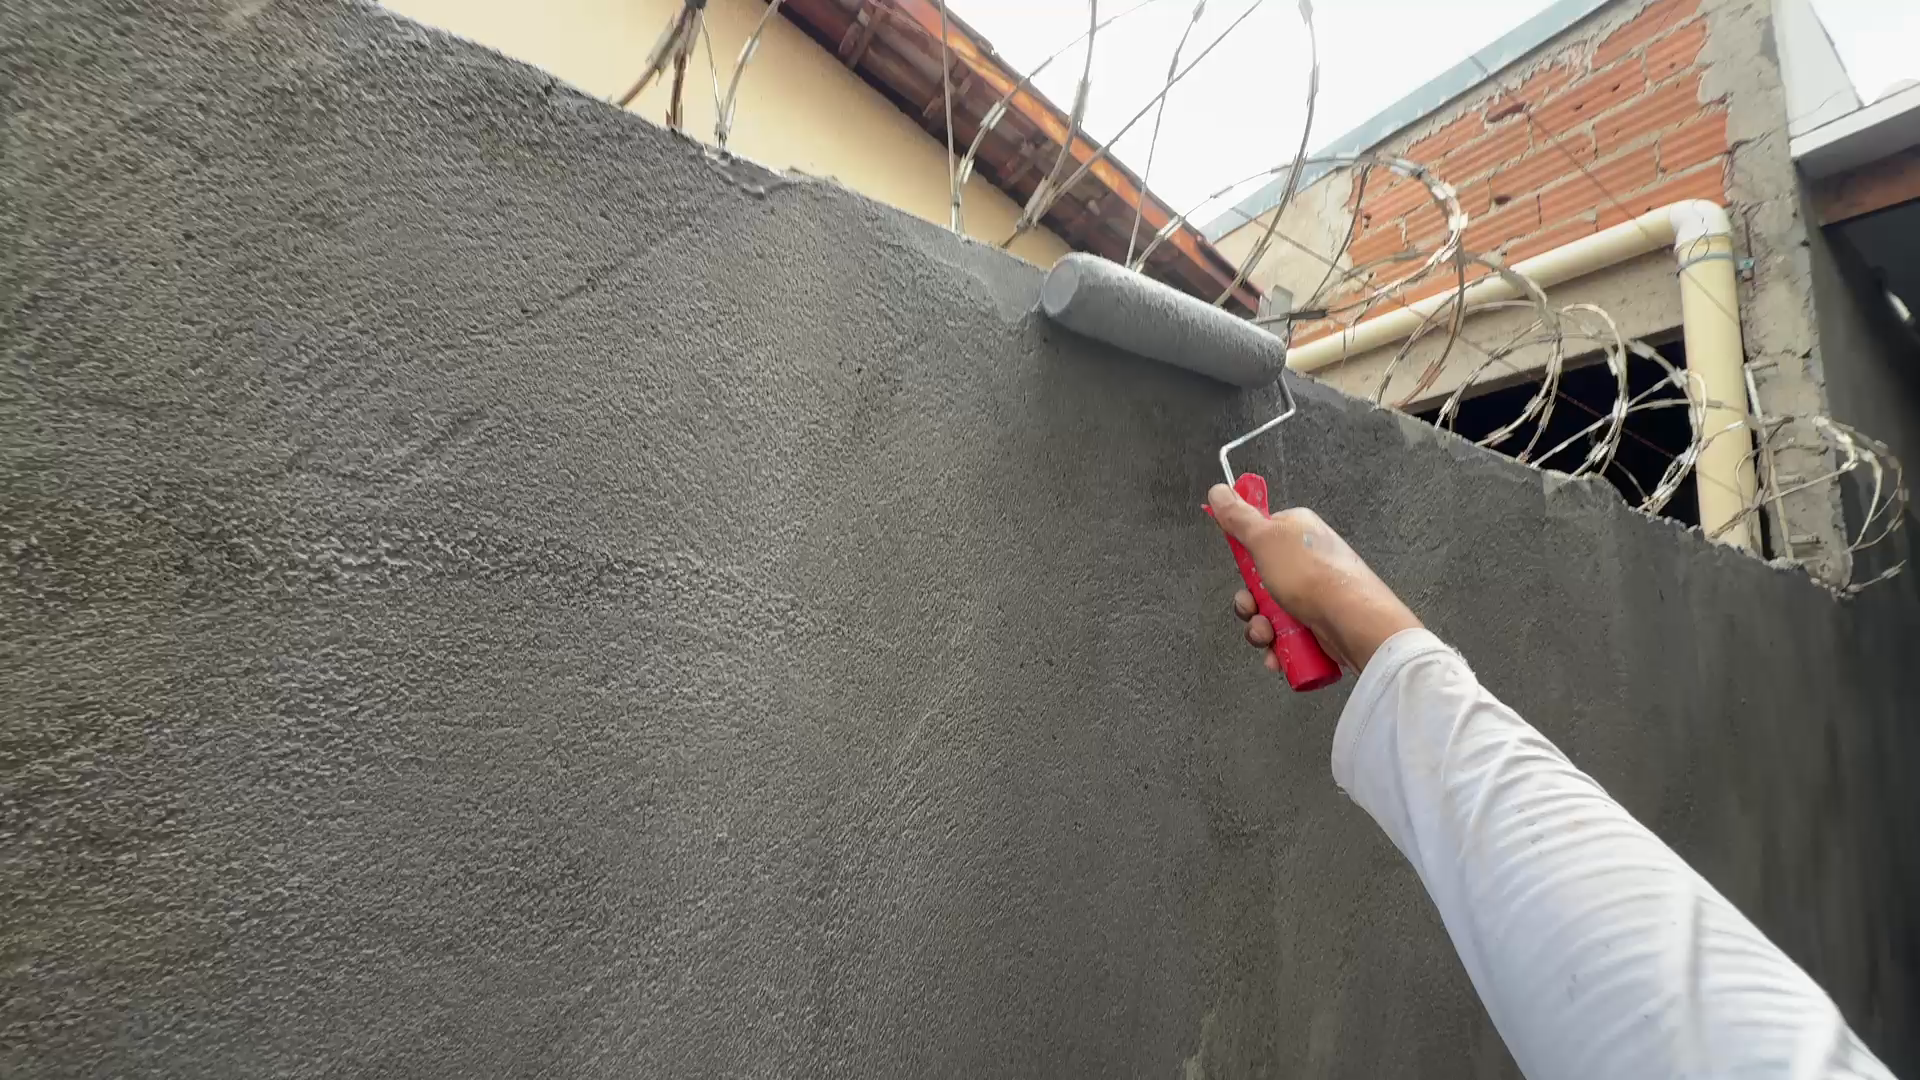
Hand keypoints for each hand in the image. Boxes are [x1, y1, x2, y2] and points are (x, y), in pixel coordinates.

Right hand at [1207, 484, 1421, 673]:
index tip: (1243, 567)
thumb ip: (1238, 517)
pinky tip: (1278, 651)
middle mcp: (1304, 559)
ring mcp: (1311, 591)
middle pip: (1256, 579)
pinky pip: (1283, 632)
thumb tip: (1219, 490)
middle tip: (1254, 607)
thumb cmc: (1314, 578)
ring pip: (1266, 610)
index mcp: (1295, 530)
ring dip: (1259, 628)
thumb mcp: (1265, 539)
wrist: (1354, 625)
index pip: (1256, 536)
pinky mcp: (1316, 621)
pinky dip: (1276, 644)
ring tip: (1269, 635)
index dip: (1244, 556)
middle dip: (1249, 602)